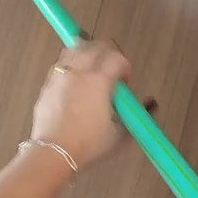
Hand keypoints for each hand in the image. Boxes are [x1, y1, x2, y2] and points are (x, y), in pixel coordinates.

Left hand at [28, 40, 131, 169]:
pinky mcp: (48, 83)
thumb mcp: (119, 134)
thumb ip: (135, 115)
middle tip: (111, 67)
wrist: (54, 151)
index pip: (117, 58)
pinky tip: (73, 77)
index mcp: (100, 82)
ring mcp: (61, 76)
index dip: (125, 66)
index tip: (125, 79)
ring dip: (86, 51)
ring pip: (75, 48)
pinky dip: (70, 63)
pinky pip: (60, 62)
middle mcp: (80, 73)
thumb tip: (150, 104)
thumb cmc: (88, 144)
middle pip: (96, 45)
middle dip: (108, 52)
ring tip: (91, 66)